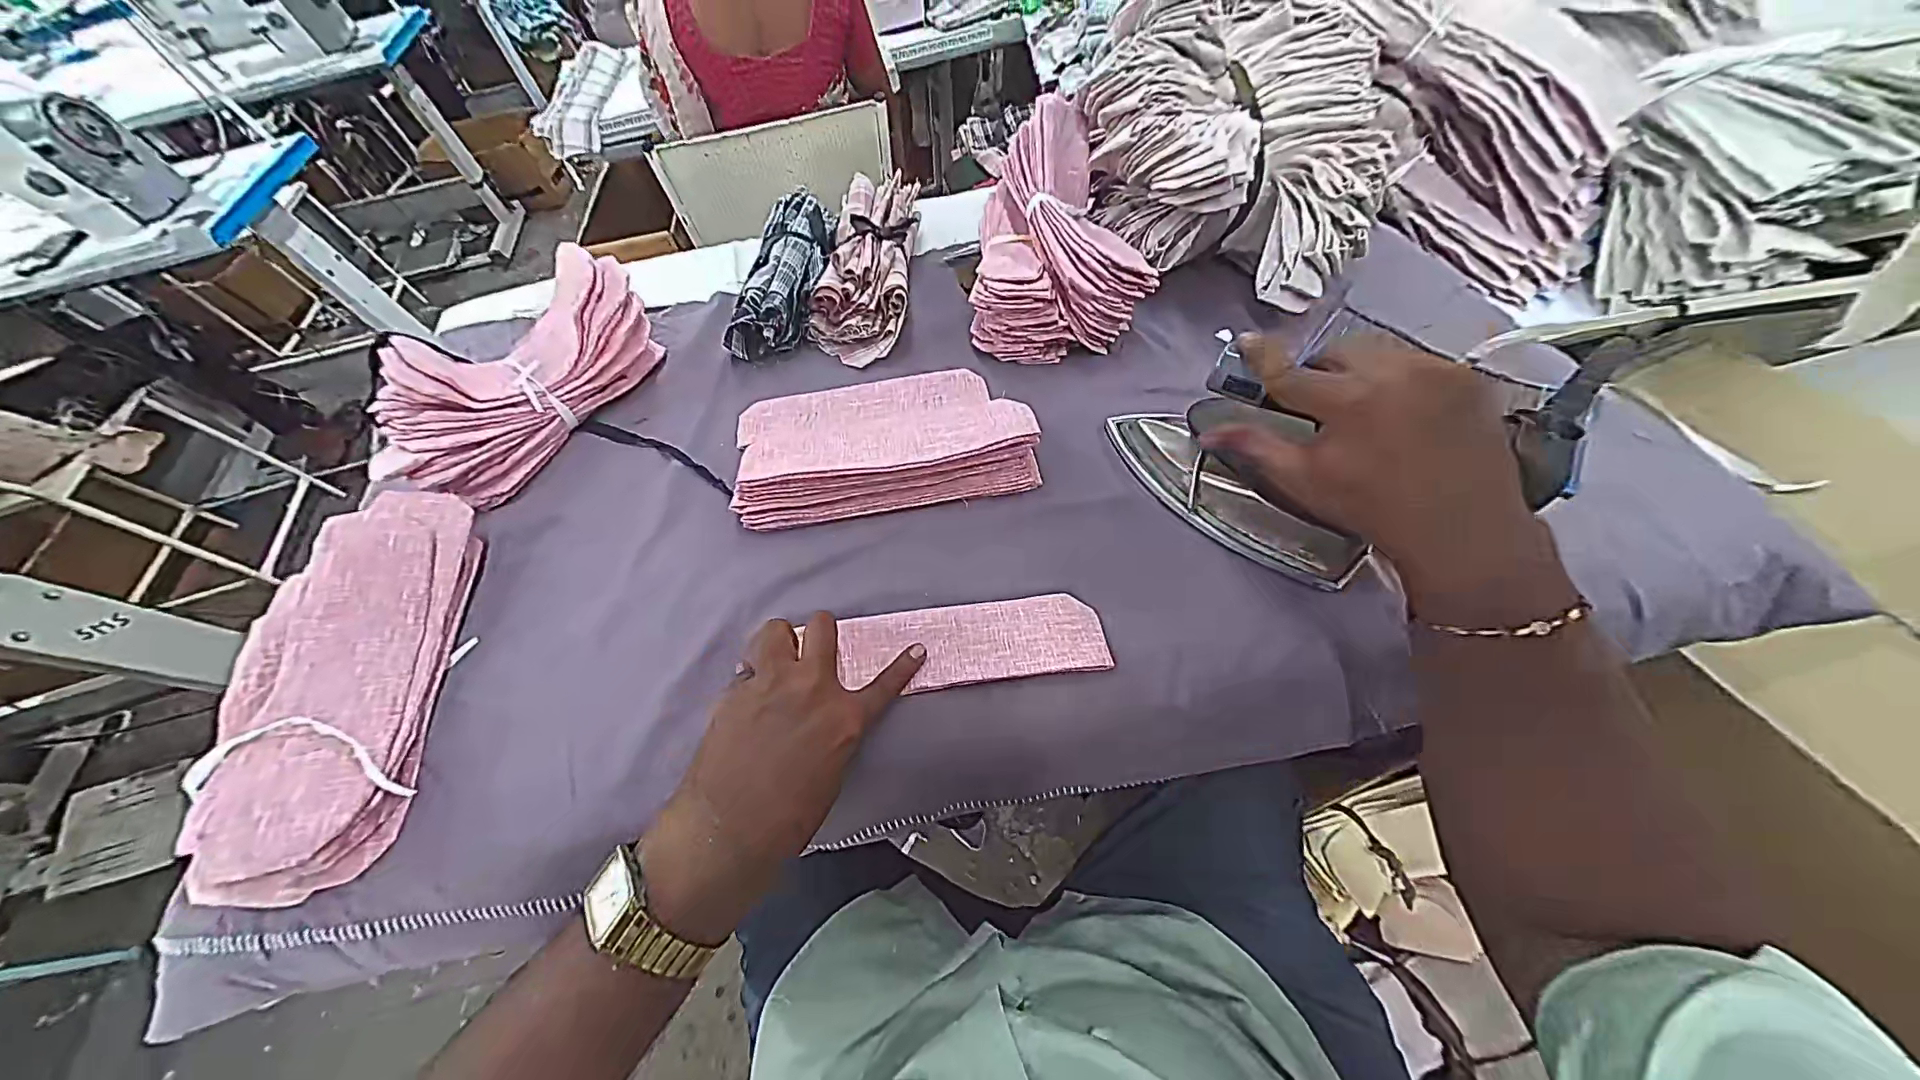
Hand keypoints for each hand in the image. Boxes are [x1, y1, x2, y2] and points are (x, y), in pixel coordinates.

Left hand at [638, 614, 923, 943]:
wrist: (732, 828)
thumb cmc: (787, 816)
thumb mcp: (833, 772)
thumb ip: (835, 733)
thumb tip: (824, 721)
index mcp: (844, 717)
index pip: (885, 683)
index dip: (904, 665)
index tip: (915, 650)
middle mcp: (811, 689)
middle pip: (822, 626)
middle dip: (821, 631)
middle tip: (816, 647)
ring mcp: (770, 683)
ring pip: (776, 629)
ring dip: (780, 640)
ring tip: (778, 658)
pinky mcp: (735, 691)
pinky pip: (746, 667)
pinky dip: (749, 676)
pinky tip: (747, 695)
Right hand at [1200, 330, 1574, 622]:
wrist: (1460, 527)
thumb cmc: (1373, 507)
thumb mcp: (1305, 480)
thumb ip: (1257, 447)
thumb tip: (1210, 433)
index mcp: (1350, 400)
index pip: (1291, 372)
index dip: (1264, 357)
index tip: (1249, 342)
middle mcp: (1395, 372)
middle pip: (1337, 351)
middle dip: (1321, 372)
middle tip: (1318, 406)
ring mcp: (1437, 370)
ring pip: (1378, 350)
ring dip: (1358, 370)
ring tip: (1361, 408)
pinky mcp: (1467, 377)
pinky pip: (1416, 361)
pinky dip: (1398, 377)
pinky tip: (1399, 411)